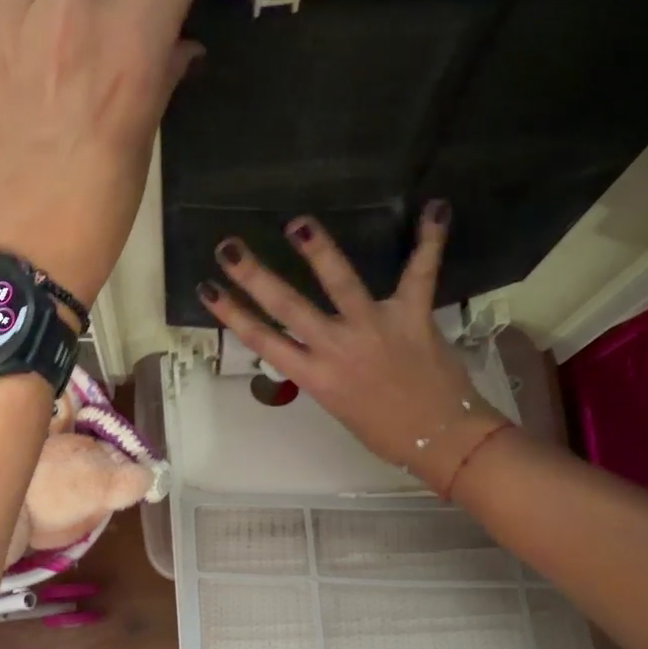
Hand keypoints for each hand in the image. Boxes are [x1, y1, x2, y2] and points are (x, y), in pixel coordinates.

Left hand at [0, 0, 200, 305]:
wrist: (24, 256)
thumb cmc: (95, 212)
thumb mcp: (143, 141)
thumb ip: (162, 71)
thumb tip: (180, 42)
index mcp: (126, 46)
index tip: (172, 9)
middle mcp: (69, 15)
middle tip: (127, 17)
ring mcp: (11, 21)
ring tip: (75, 16)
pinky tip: (25, 4)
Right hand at [195, 203, 509, 492]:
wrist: (438, 440)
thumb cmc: (384, 430)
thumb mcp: (339, 405)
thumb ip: (324, 370)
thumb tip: (317, 344)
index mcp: (315, 376)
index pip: (263, 340)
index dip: (232, 314)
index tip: (209, 289)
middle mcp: (336, 348)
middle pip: (287, 307)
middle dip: (254, 275)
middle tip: (228, 247)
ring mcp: (373, 328)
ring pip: (340, 282)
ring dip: (318, 250)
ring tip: (298, 223)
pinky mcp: (412, 316)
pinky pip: (420, 273)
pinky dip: (429, 241)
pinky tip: (436, 208)